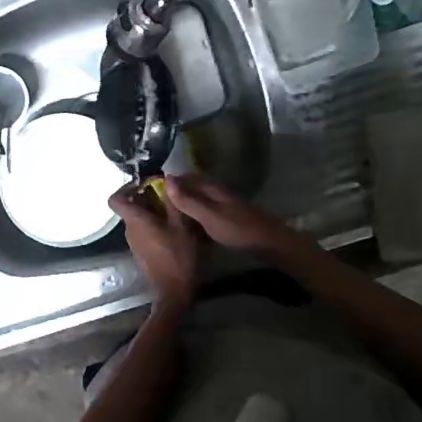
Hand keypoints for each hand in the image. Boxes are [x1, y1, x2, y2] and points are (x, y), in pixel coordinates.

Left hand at [109, 182, 201, 305]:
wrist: (175, 292)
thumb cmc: (179, 256)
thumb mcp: (182, 225)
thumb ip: (173, 202)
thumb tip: (167, 179)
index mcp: (136, 221)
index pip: (115, 199)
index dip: (126, 187)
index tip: (144, 184)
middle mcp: (129, 231)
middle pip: (130, 208)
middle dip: (147, 198)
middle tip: (168, 195)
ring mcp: (134, 244)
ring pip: (138, 220)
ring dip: (153, 212)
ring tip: (175, 212)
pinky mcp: (141, 253)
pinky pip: (143, 232)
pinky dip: (154, 225)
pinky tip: (174, 230)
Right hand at [166, 173, 303, 259]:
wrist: (271, 244)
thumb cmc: (239, 230)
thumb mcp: (210, 216)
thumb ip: (189, 200)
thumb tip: (168, 179)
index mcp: (213, 188)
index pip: (188, 177)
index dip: (171, 180)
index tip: (151, 188)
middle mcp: (219, 193)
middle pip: (194, 188)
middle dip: (177, 193)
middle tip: (156, 205)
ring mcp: (226, 206)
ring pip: (201, 201)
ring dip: (186, 206)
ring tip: (168, 217)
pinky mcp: (230, 219)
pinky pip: (207, 213)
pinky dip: (197, 217)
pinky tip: (190, 228)